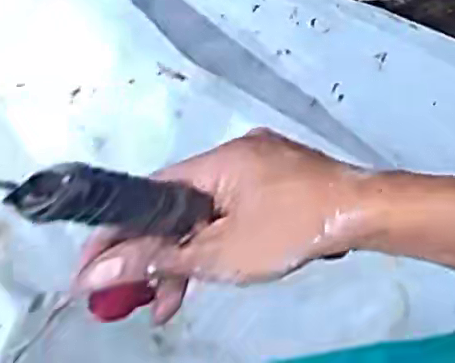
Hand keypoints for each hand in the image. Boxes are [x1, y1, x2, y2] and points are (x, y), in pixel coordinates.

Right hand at [71, 130, 368, 324]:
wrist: (362, 210)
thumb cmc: (293, 225)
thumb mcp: (214, 252)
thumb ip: (153, 260)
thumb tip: (95, 273)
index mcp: (225, 158)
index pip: (149, 192)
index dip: (115, 235)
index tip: (92, 275)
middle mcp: (244, 152)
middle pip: (177, 204)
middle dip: (151, 254)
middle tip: (128, 300)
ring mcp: (267, 162)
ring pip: (206, 211)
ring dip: (184, 255)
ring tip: (169, 303)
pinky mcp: (284, 176)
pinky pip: (235, 207)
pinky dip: (217, 238)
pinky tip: (208, 274)